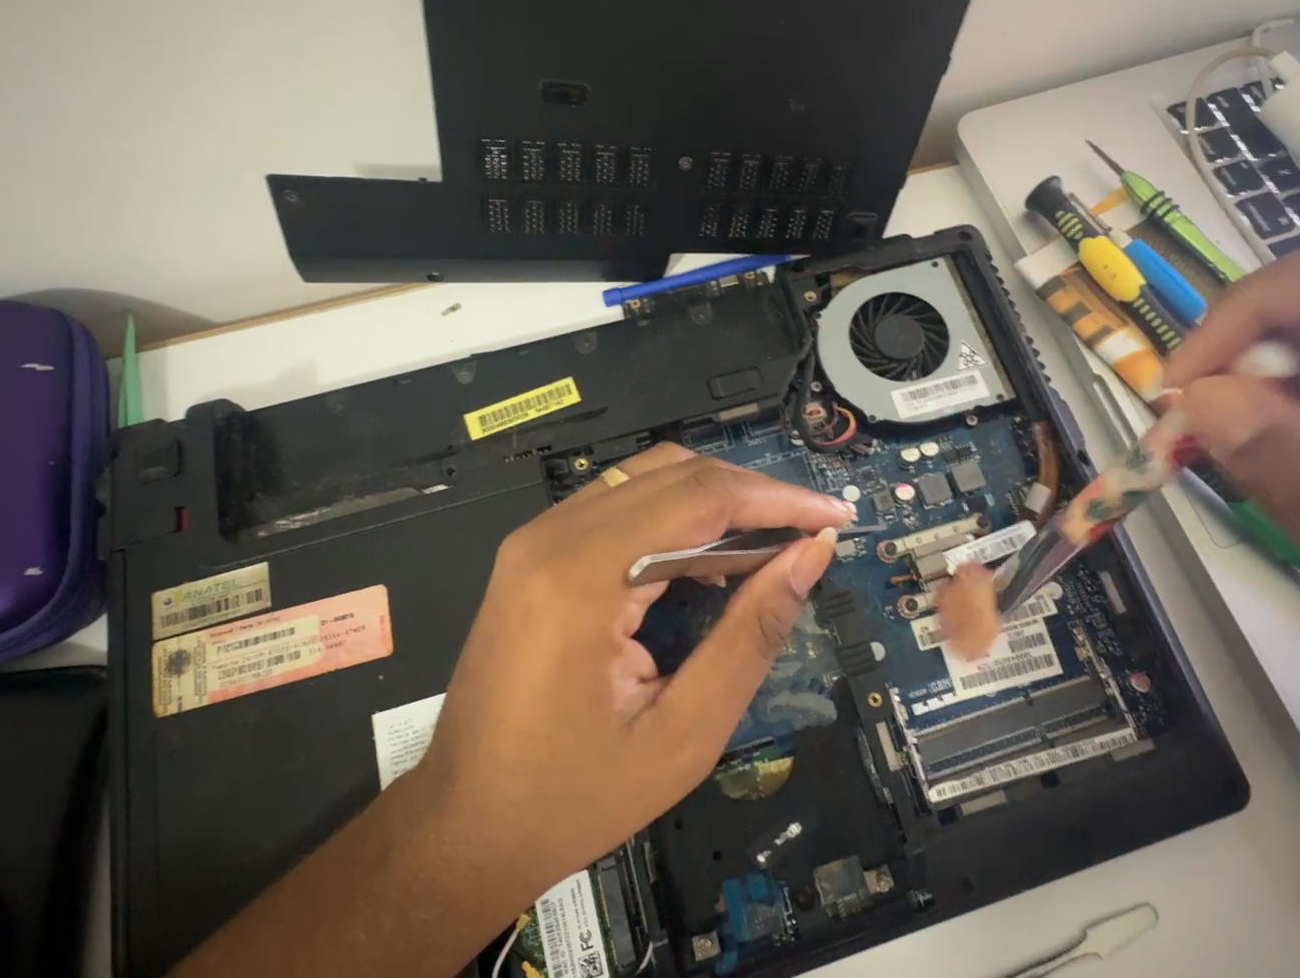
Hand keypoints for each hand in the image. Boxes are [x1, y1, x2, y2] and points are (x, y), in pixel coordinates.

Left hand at [411, 444, 852, 912]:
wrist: (465, 826)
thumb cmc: (573, 797)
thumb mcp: (684, 733)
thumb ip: (751, 635)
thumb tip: (810, 556)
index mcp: (581, 576)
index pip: (699, 498)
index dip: (777, 499)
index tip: (834, 518)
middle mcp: (550, 538)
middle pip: (674, 474)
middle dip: (752, 493)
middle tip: (809, 533)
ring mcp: (532, 542)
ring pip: (645, 480)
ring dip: (715, 501)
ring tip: (771, 544)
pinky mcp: (531, 556)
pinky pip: (617, 507)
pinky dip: (674, 518)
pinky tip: (709, 559)